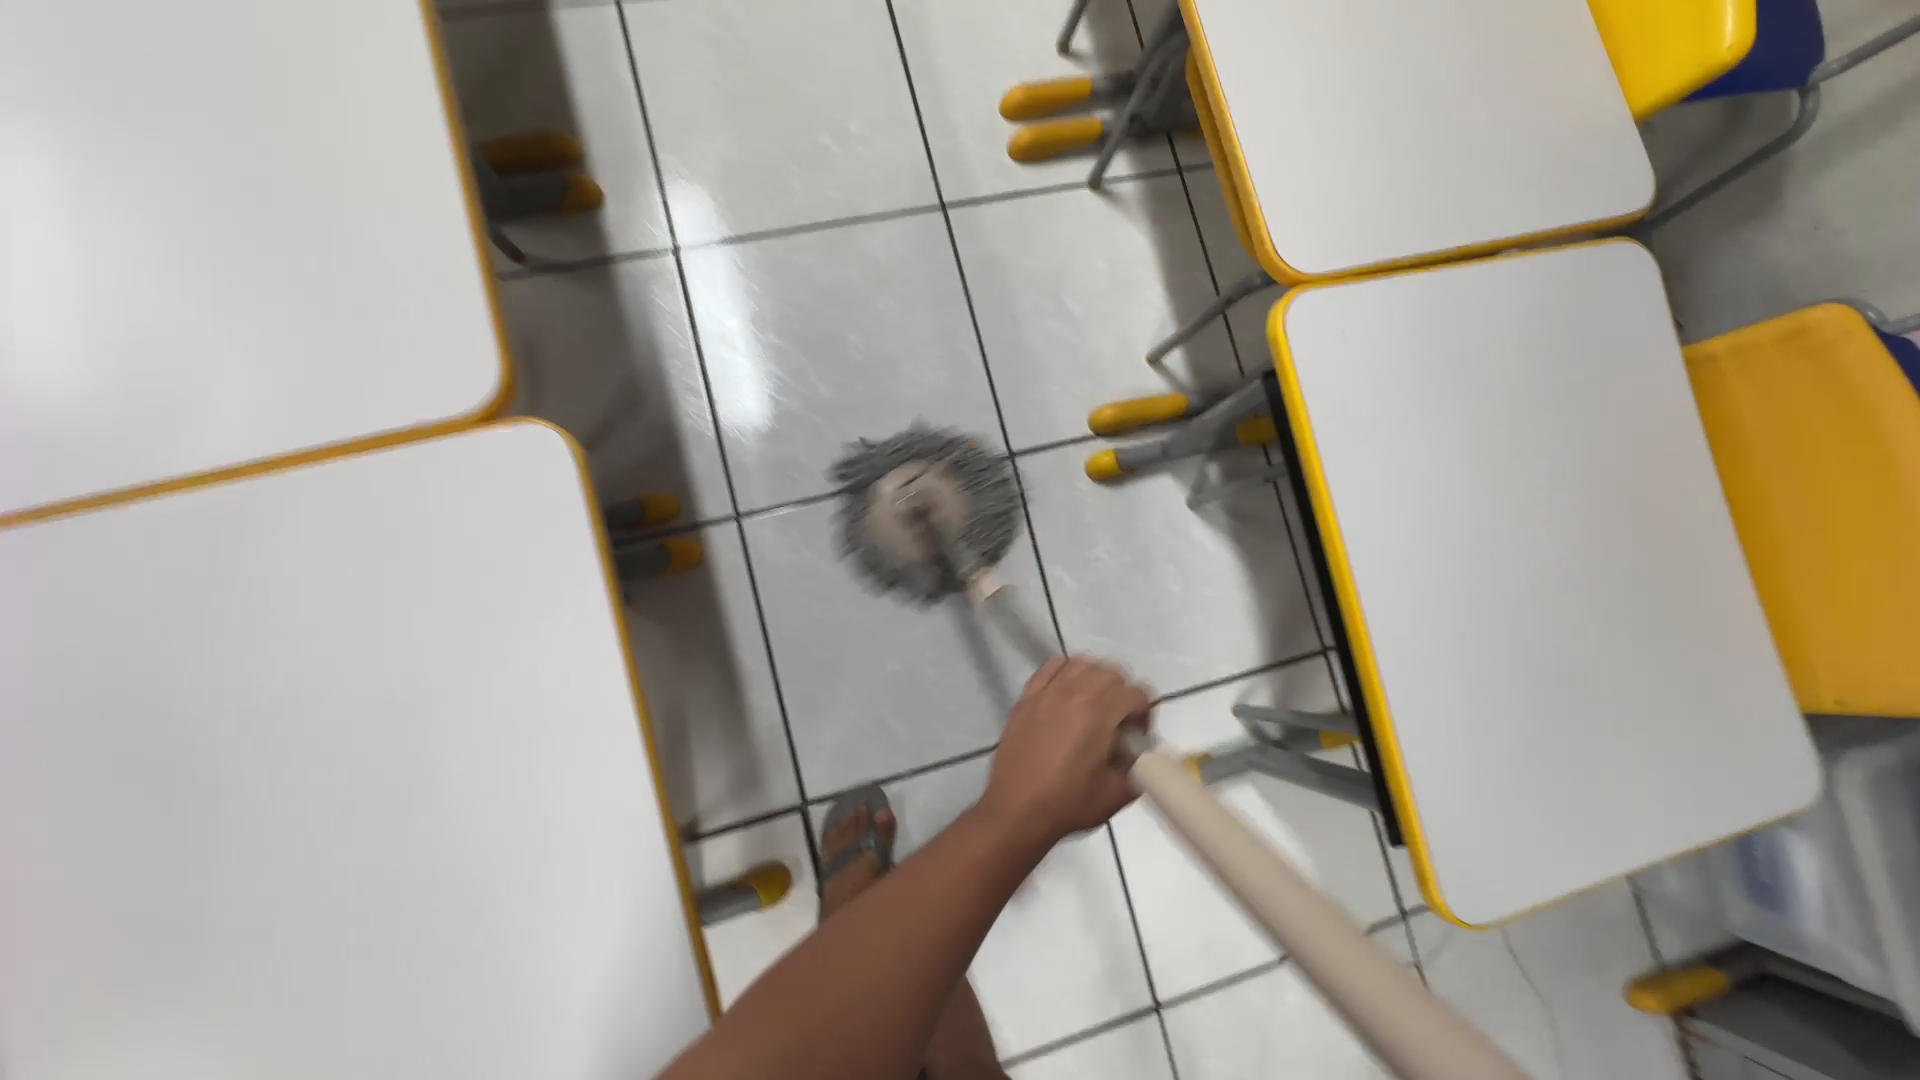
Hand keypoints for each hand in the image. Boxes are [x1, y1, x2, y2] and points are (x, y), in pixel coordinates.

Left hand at [979, 656, 1151, 849]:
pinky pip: (1051, 668)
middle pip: (1111, 672)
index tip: (1136, 737)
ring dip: (1095, 679)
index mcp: (1099, 712)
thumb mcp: (1119, 793)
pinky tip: (1066, 694)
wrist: (1018, 810)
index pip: (1137, 692)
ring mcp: (1046, 692)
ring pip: (1081, 663)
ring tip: (1093, 706)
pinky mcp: (1026, 698)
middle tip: (1118, 723)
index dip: (1144, 714)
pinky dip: (1065, 673)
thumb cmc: (1069, 803)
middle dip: (1123, 694)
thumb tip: (1141, 754)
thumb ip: (1140, 767)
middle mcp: (1073, 691)